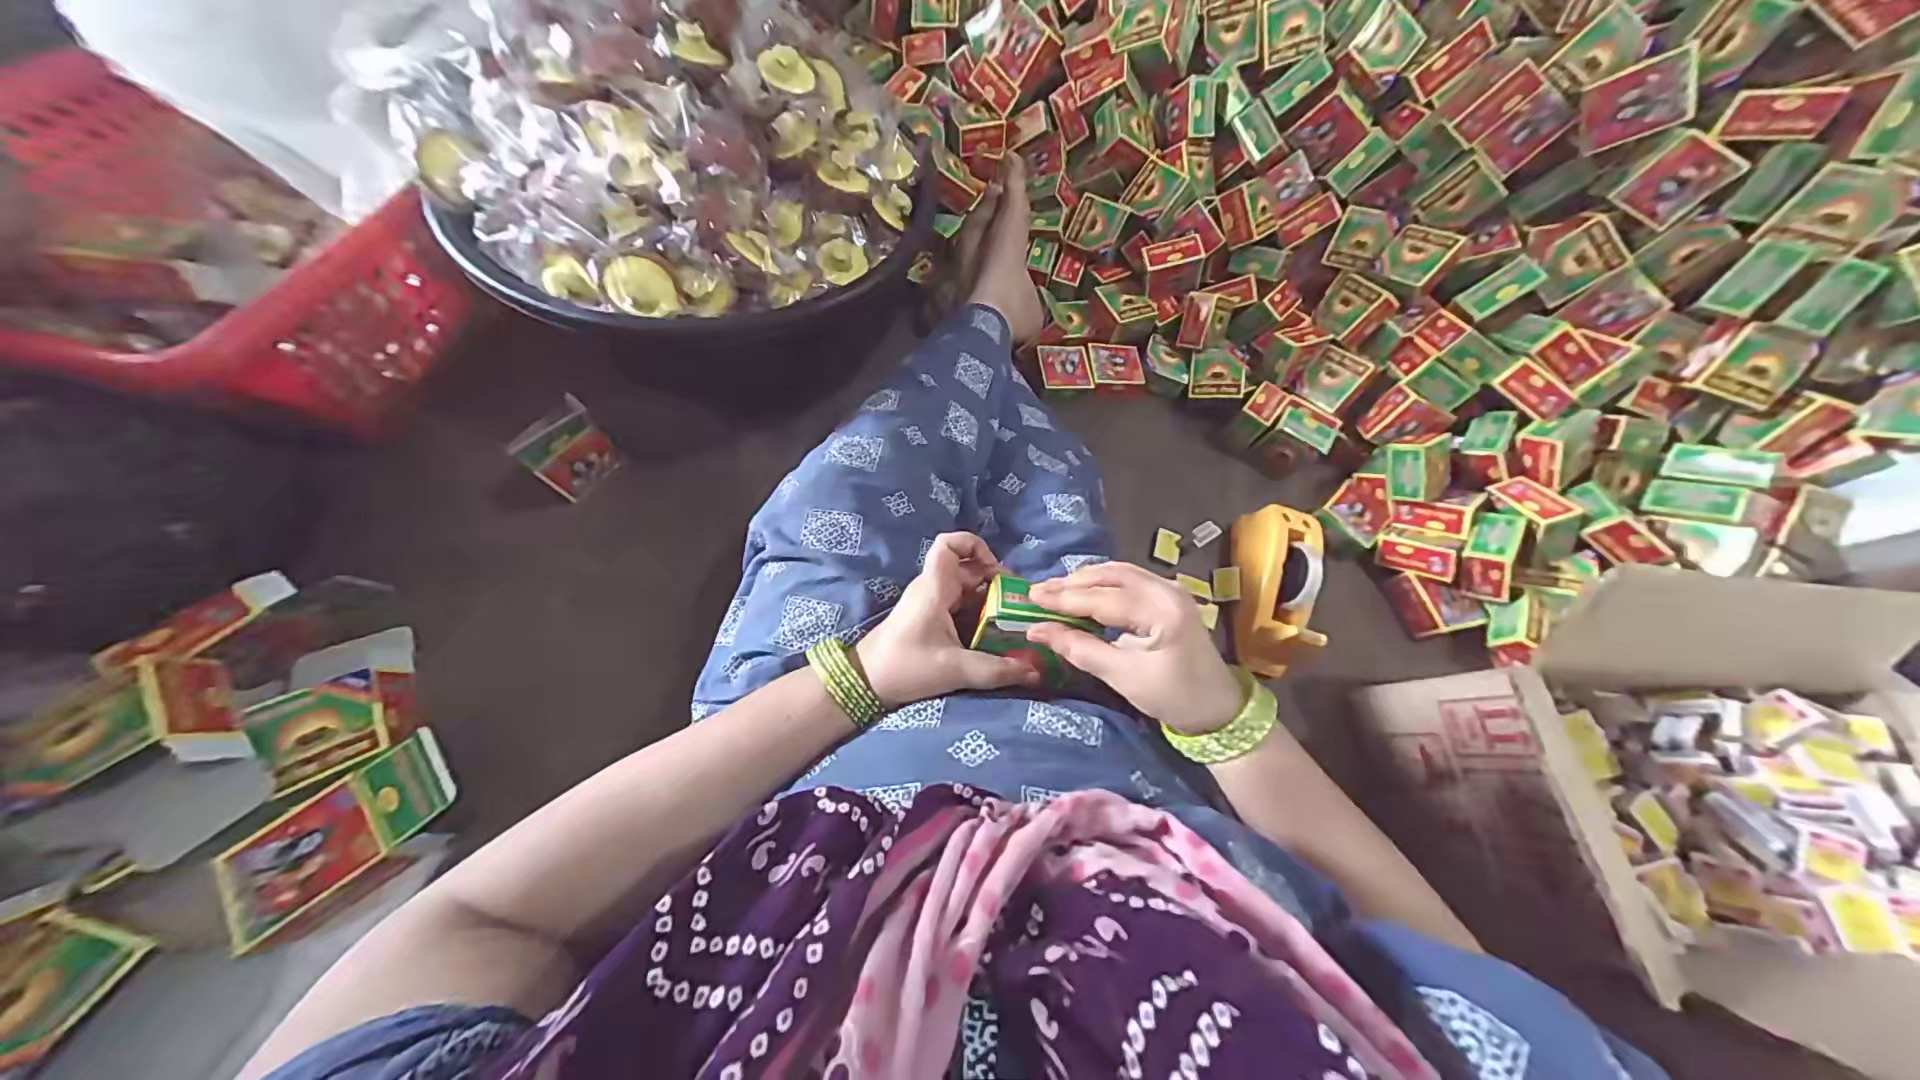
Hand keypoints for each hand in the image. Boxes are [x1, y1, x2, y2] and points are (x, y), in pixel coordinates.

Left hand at [854, 532, 1040, 709]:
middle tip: (1017, 604)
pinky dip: (978, 614)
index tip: (997, 572)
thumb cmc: (904, 667)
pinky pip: (960, 606)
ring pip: (966, 588)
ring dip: (989, 600)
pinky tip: (992, 635)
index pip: (949, 543)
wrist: (866, 683)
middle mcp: (933, 588)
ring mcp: (930, 603)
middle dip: (995, 581)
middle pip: (968, 568)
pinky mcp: (930, 619)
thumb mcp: (954, 669)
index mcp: (934, 587)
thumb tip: (1035, 672)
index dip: (975, 546)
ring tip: (1011, 621)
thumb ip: (997, 670)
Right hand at [1026, 562, 1244, 734]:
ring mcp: (1171, 590)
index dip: (1064, 597)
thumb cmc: (1173, 696)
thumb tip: (1037, 630)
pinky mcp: (1169, 597)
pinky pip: (1129, 580)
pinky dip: (1102, 584)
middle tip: (1038, 592)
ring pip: (1119, 573)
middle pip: (1111, 575)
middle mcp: (1167, 590)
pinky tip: (1083, 593)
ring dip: (1086, 580)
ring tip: (1055, 592)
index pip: (1103, 597)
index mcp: (1161, 610)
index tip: (1030, 597)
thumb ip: (1079, 649)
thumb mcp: (1123, 676)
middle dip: (1072, 583)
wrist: (1218, 709)